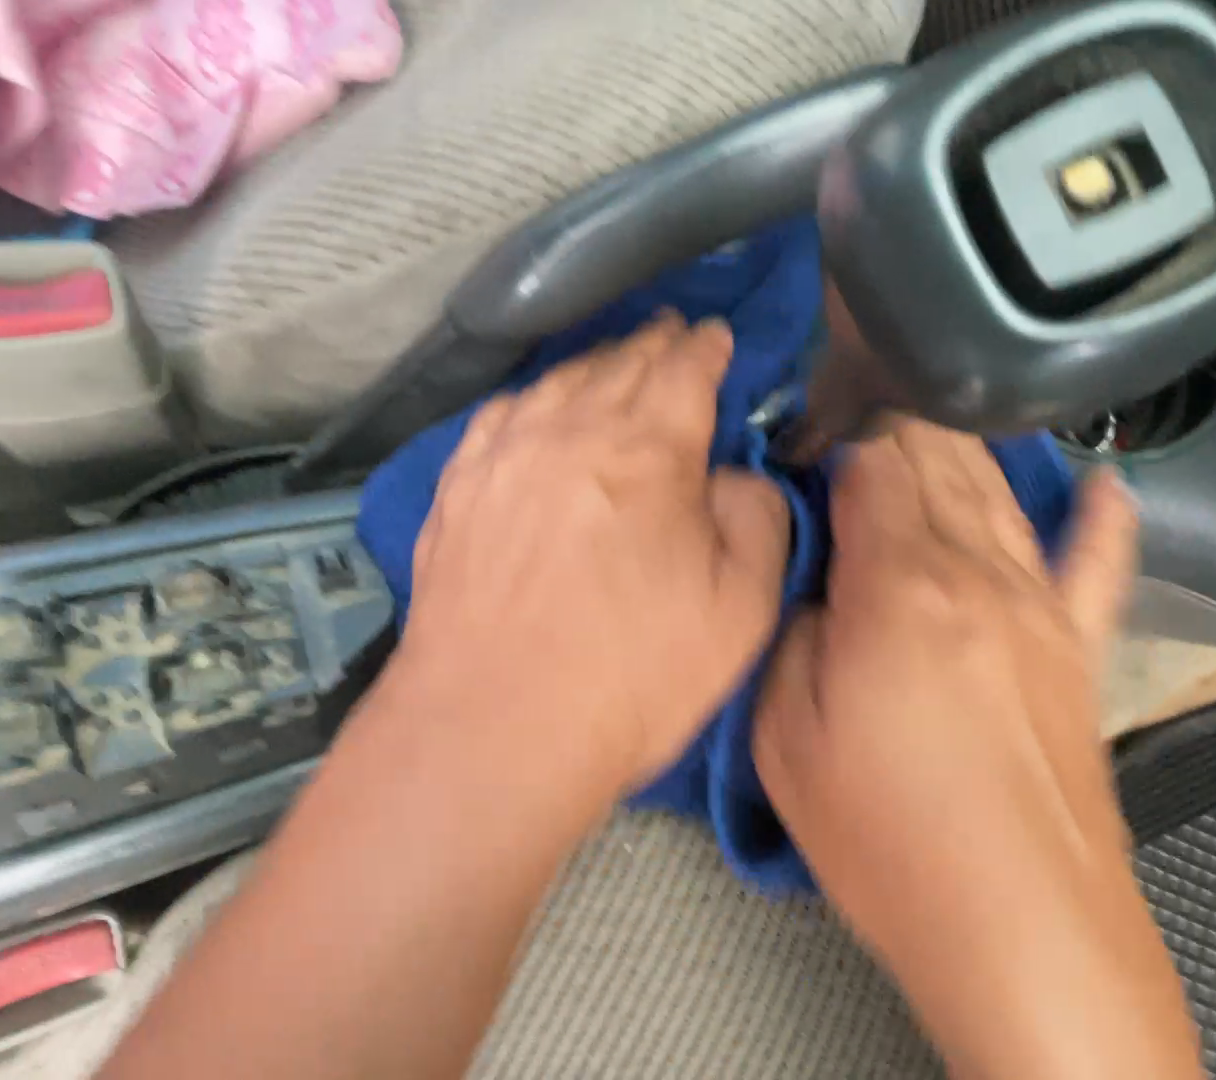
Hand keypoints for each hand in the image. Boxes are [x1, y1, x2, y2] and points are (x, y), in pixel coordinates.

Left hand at [383, 313, 790, 794]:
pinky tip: (539, 408)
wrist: (495, 730)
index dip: (707, 348)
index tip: (718, 336)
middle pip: (620, 364)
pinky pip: (503, 418)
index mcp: (648, 450)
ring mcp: (503, 457)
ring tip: (615, 361)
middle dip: (655, 344)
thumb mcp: (741, 607)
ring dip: (596, 364)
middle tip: (674, 333)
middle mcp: (570, 431)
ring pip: (558, 382)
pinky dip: (535, 399)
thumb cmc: (634, 674)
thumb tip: (732, 476)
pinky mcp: (458, 491)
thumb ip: (756, 517)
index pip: (685, 370)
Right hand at [752, 421, 1202, 1079]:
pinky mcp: (1082, 650)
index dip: (831, 435)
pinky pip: (1100, 564)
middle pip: (937, 459)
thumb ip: (788, 633)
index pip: (869, 461)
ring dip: (960, 450)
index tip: (801, 441)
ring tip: (925, 427)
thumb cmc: (887, 838)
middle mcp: (978, 572)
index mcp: (899, 584)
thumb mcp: (785, 736)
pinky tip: (1105, 483)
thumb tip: (812, 582)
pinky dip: (1103, 518)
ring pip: (1001, 492)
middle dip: (888, 427)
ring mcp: (1041, 607)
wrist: (1020, 928)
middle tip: (849, 425)